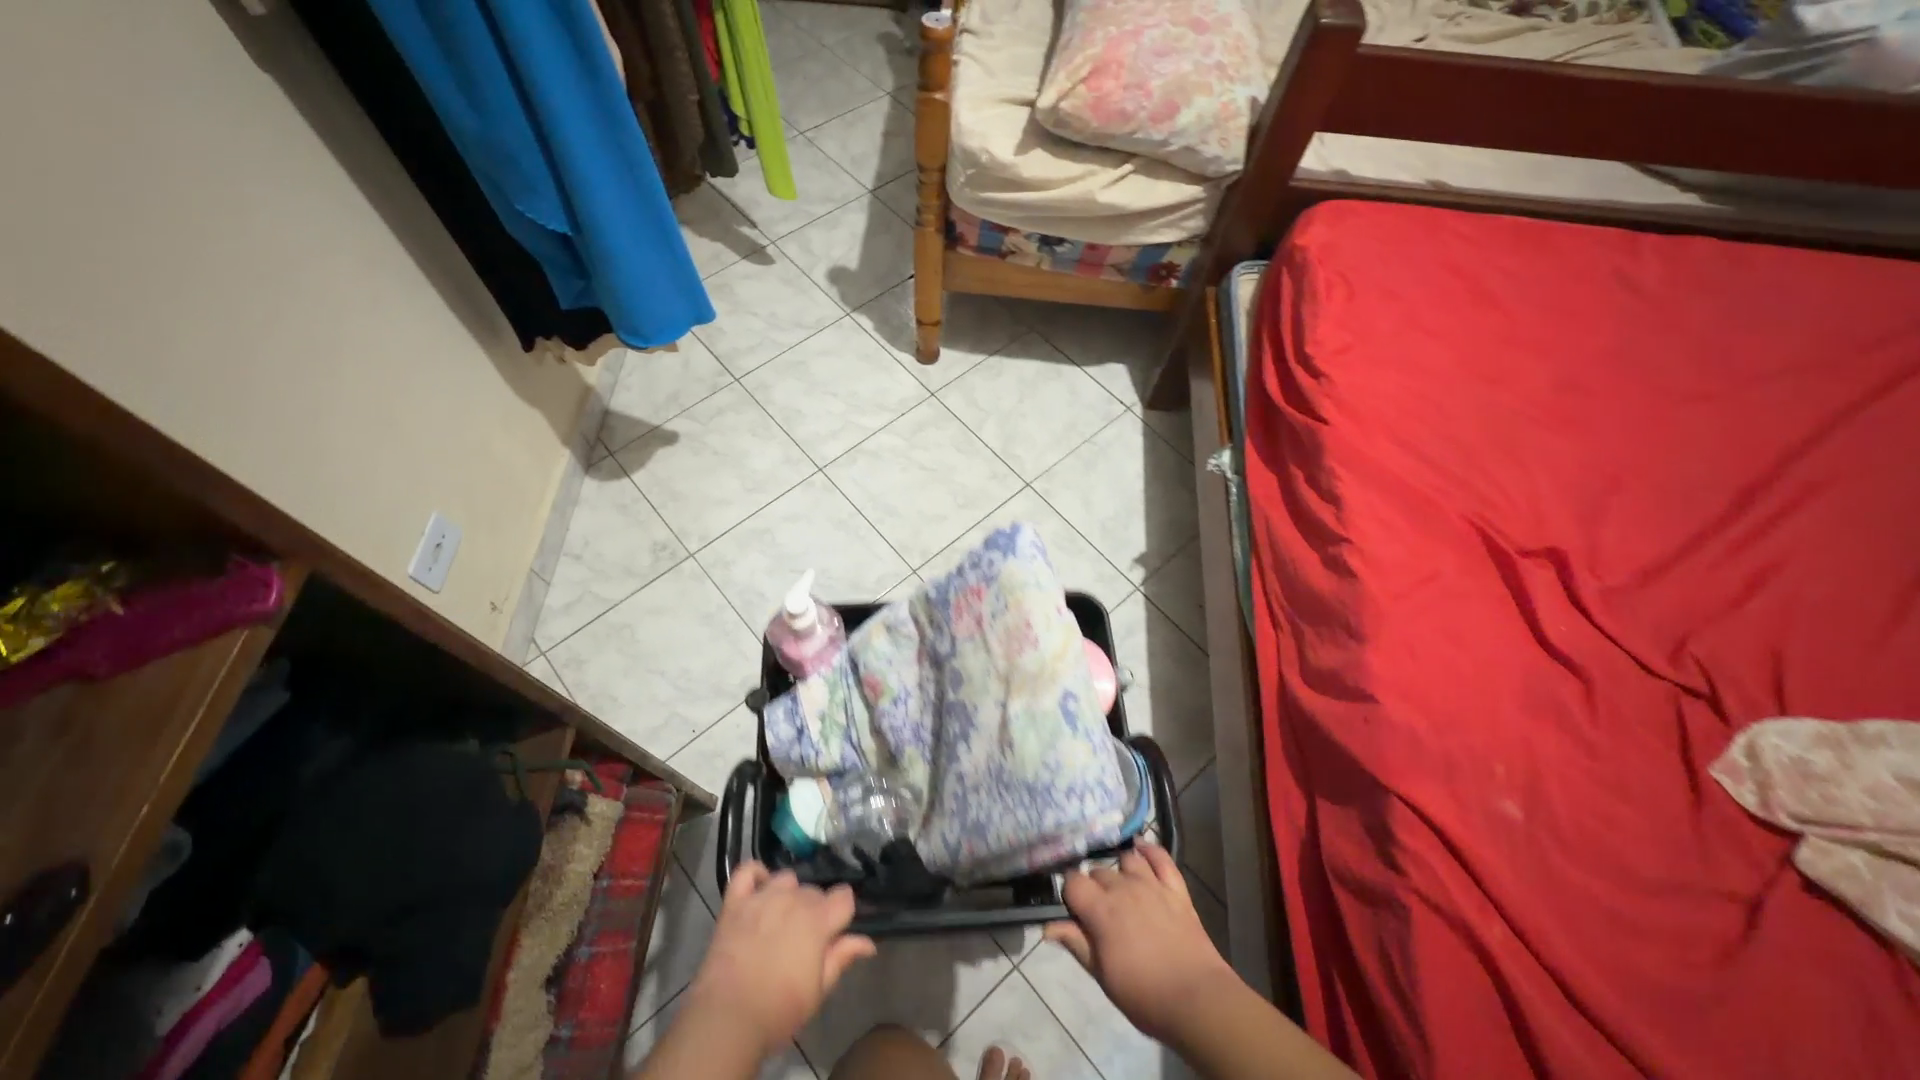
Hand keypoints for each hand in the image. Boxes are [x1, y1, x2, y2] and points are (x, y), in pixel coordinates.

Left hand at [687, 862, 876, 1055]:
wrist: (727, 1019)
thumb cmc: (779, 1009)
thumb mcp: (819, 990)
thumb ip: (842, 957)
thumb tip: (868, 942)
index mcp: (817, 920)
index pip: (844, 896)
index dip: (843, 912)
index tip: (836, 931)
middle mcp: (792, 900)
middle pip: (814, 890)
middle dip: (816, 909)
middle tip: (807, 939)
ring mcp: (761, 899)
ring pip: (786, 879)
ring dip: (789, 894)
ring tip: (782, 918)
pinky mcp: (734, 904)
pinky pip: (747, 871)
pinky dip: (756, 874)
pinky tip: (760, 891)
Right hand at [1043, 842, 1239, 1042]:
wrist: (1196, 999)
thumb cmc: (1143, 994)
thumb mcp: (1102, 975)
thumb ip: (1076, 943)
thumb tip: (1048, 927)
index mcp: (1102, 910)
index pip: (1073, 882)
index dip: (1069, 893)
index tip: (1072, 909)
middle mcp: (1124, 889)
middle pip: (1098, 872)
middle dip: (1093, 886)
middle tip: (1097, 910)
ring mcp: (1153, 886)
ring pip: (1127, 859)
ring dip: (1118, 870)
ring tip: (1119, 886)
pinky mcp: (1177, 890)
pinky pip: (1162, 858)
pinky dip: (1149, 850)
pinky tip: (1141, 849)